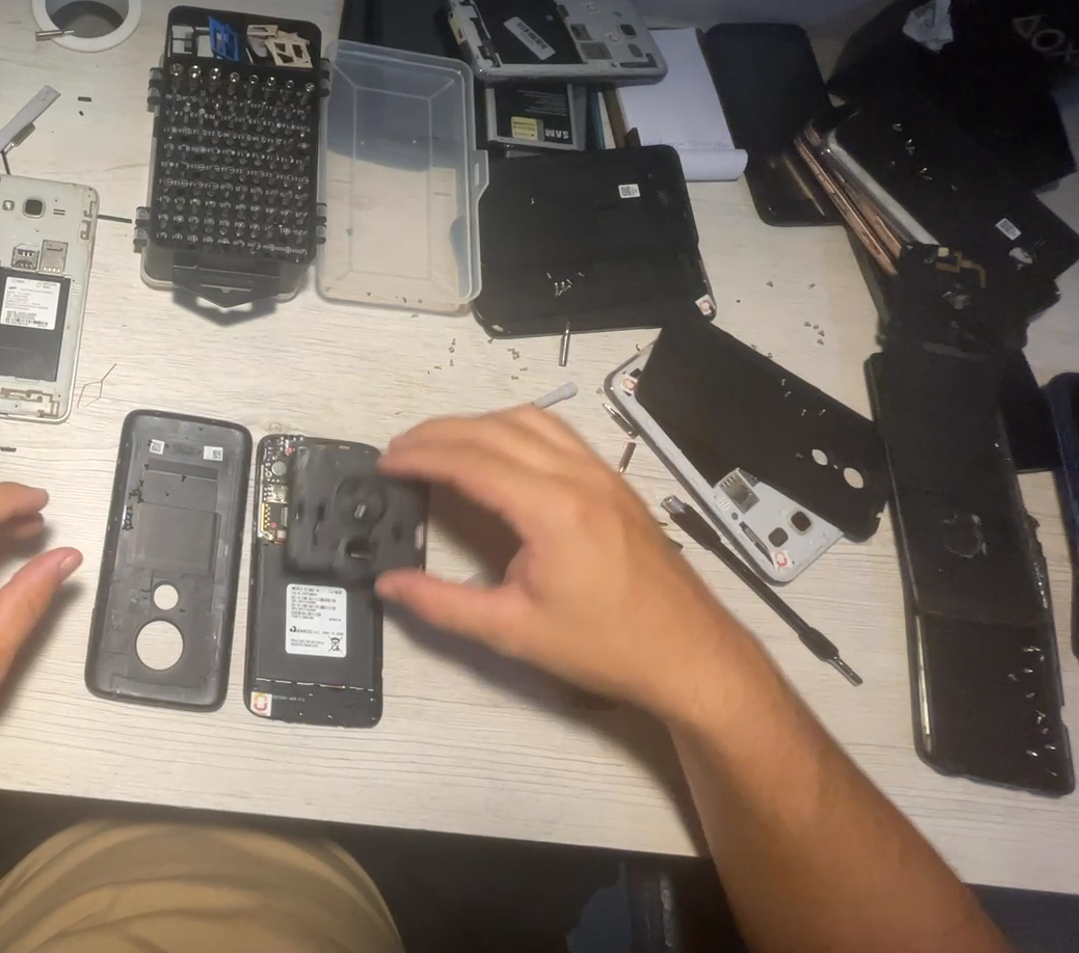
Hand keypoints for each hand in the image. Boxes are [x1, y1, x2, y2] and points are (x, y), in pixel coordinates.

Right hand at [377, 409, 770, 721]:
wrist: (694, 658)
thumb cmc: (605, 647)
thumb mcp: (512, 631)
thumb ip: (441, 604)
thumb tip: (387, 585)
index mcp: (553, 511)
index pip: (471, 462)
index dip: (420, 457)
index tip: (384, 462)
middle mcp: (578, 478)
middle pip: (493, 430)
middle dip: (436, 433)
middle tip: (397, 449)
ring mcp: (601, 474)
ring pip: (527, 419)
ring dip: (474, 423)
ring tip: (436, 443)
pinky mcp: (613, 481)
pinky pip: (555, 432)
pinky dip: (511, 427)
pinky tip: (494, 447)